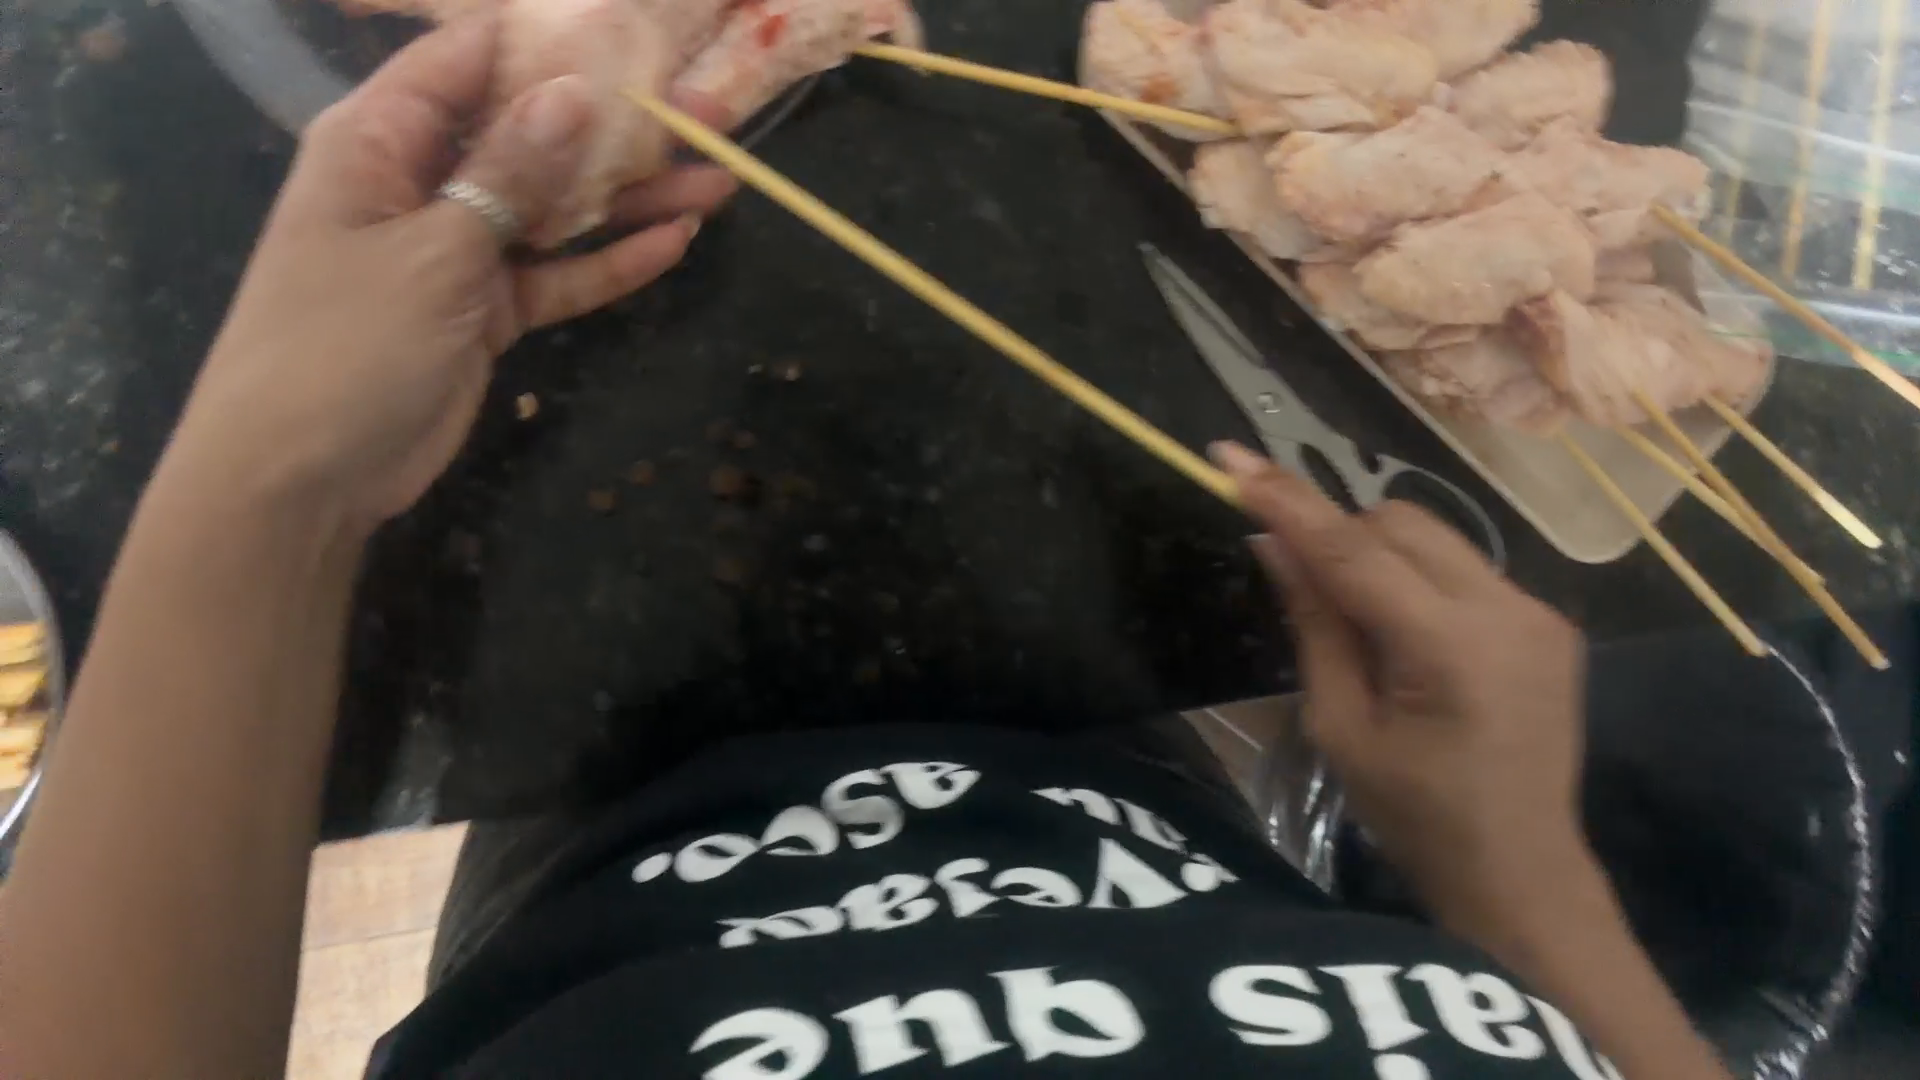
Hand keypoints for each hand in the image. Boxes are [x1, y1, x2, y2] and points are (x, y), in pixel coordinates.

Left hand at [169, 17, 735, 533]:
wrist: (313, 468)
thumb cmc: (346, 342)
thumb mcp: (433, 250)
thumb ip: (507, 177)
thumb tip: (571, 96)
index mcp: (380, 141)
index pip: (465, 65)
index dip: (544, 47)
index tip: (627, 41)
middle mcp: (427, 184)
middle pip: (533, 141)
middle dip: (617, 131)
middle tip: (706, 120)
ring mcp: (466, 251)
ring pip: (561, 212)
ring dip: (634, 200)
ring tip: (716, 182)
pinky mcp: (495, 309)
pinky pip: (562, 275)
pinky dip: (614, 263)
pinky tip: (674, 245)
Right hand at [1211, 442, 1591, 930]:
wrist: (1520, 869)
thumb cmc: (1411, 812)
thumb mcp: (1338, 723)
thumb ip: (1312, 623)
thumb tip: (1271, 543)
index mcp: (1450, 650)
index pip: (1351, 550)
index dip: (1285, 499)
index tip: (1230, 457)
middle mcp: (1506, 611)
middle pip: (1395, 522)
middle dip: (1332, 531)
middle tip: (1293, 575)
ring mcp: (1535, 610)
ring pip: (1429, 532)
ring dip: (1370, 548)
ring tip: (1351, 613)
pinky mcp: (1544, 618)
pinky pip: (1456, 562)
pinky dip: (1408, 572)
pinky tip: (1397, 626)